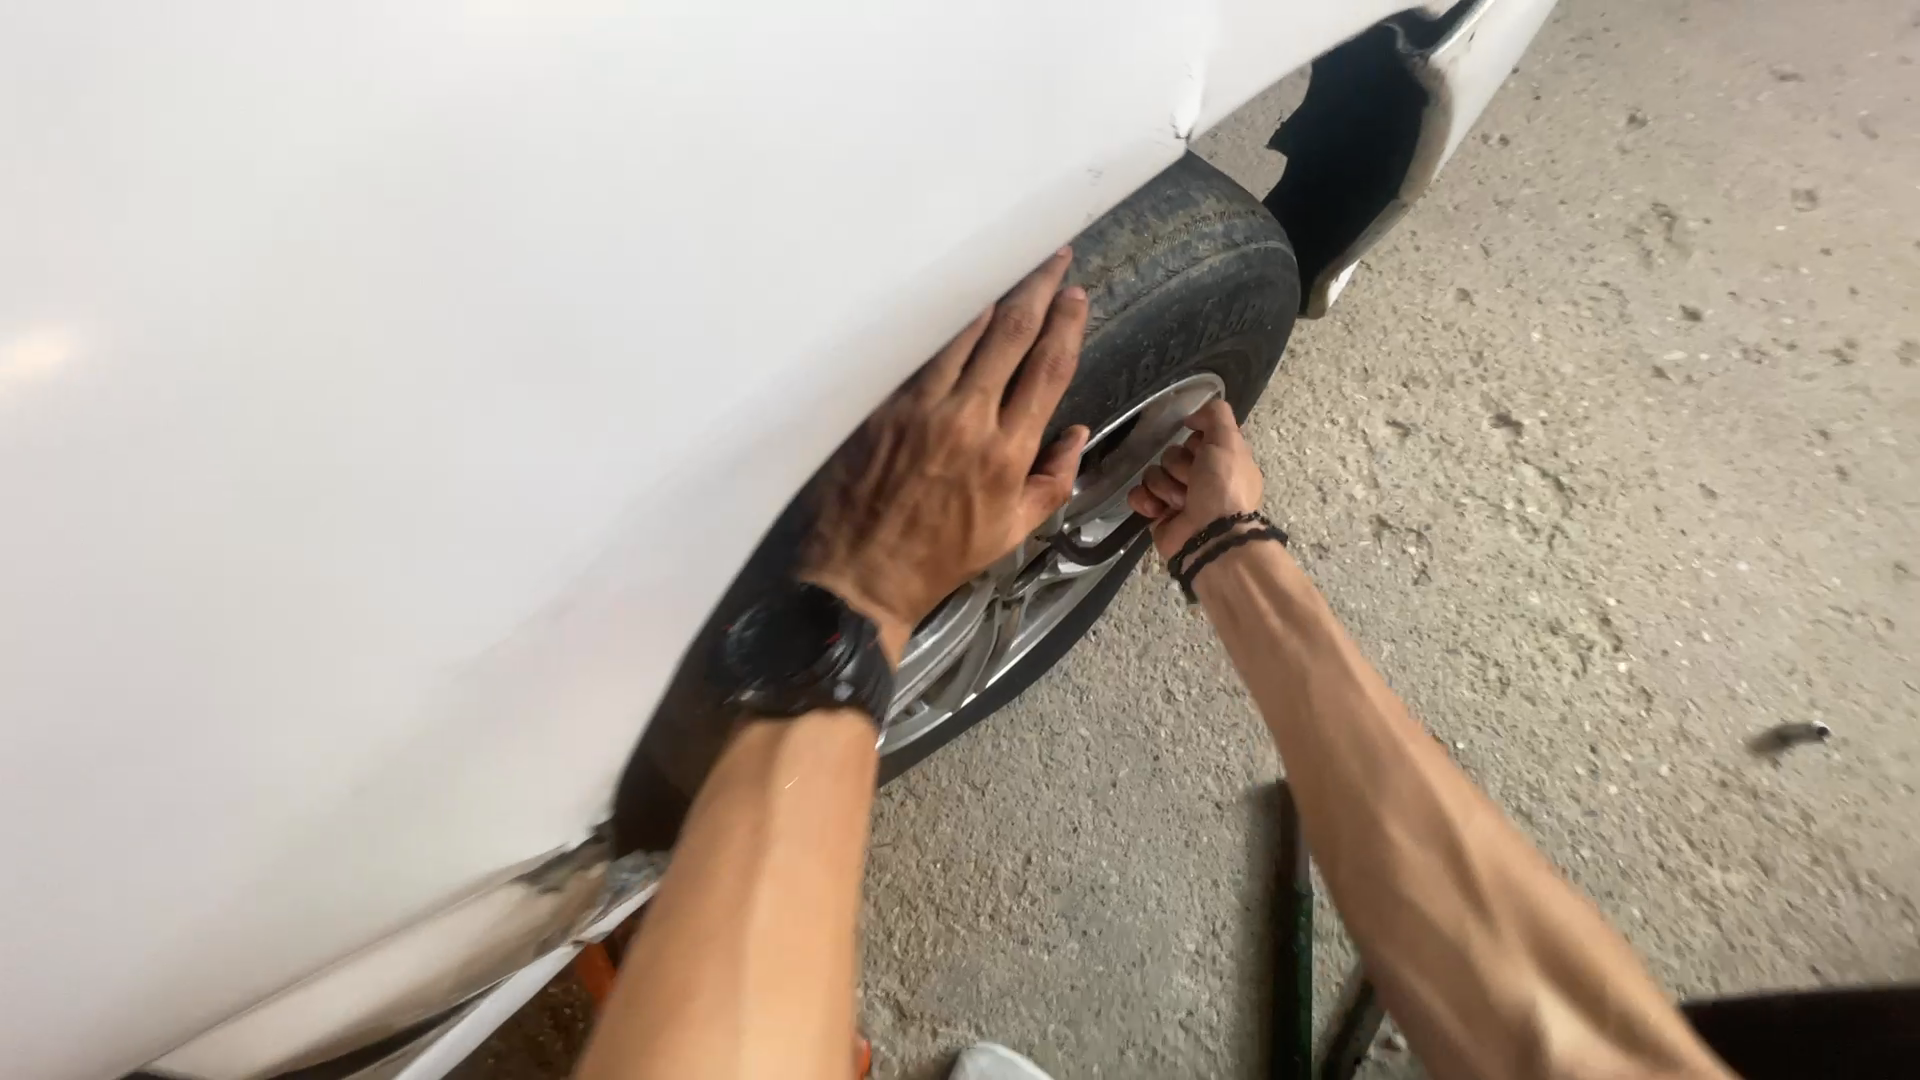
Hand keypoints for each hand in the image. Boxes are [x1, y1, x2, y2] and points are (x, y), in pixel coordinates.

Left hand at [801, 248, 1090, 662]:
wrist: (861, 576)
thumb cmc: (942, 559)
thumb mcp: (1012, 532)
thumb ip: (1052, 480)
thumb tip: (1075, 434)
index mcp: (1007, 452)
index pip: (1047, 370)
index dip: (1066, 326)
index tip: (1075, 296)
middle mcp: (967, 419)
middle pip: (1010, 335)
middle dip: (1036, 289)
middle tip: (1053, 258)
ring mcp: (919, 408)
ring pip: (961, 334)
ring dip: (991, 297)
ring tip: (1009, 271)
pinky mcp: (880, 407)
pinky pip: (917, 354)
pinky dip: (940, 327)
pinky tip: (952, 308)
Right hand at [1126, 399, 1263, 559]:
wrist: (1210, 536)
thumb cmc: (1224, 487)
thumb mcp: (1229, 441)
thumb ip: (1215, 415)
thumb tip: (1192, 416)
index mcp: (1221, 462)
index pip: (1195, 438)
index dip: (1196, 443)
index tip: (1202, 452)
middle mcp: (1201, 478)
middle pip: (1171, 454)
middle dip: (1179, 467)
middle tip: (1192, 483)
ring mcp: (1177, 497)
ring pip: (1153, 473)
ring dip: (1164, 486)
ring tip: (1179, 502)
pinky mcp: (1158, 515)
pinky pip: (1139, 494)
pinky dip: (1146, 500)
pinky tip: (1158, 510)